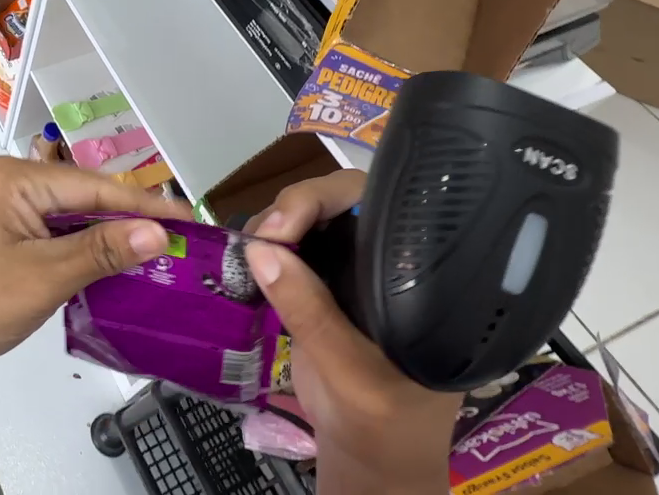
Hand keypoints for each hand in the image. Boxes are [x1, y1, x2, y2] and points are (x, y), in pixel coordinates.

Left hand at [0, 157, 187, 380]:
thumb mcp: (45, 277)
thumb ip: (102, 250)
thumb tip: (160, 232)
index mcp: (16, 179)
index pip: (93, 186)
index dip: (144, 205)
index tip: (194, 219)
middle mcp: (14, 182)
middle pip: (86, 196)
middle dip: (131, 218)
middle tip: (187, 239)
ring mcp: (11, 207)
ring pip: (76, 215)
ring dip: (113, 234)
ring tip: (166, 251)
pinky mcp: (12, 232)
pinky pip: (61, 232)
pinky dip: (89, 248)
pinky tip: (121, 262)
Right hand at [244, 170, 459, 494]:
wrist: (369, 460)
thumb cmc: (383, 424)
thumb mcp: (352, 376)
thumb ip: (312, 316)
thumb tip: (261, 251)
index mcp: (411, 274)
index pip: (378, 205)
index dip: (330, 198)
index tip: (289, 224)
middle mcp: (381, 260)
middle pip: (335, 201)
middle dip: (293, 207)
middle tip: (264, 237)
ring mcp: (346, 268)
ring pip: (303, 217)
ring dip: (271, 226)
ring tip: (248, 255)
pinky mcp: (315, 282)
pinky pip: (284, 246)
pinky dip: (261, 246)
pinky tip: (246, 262)